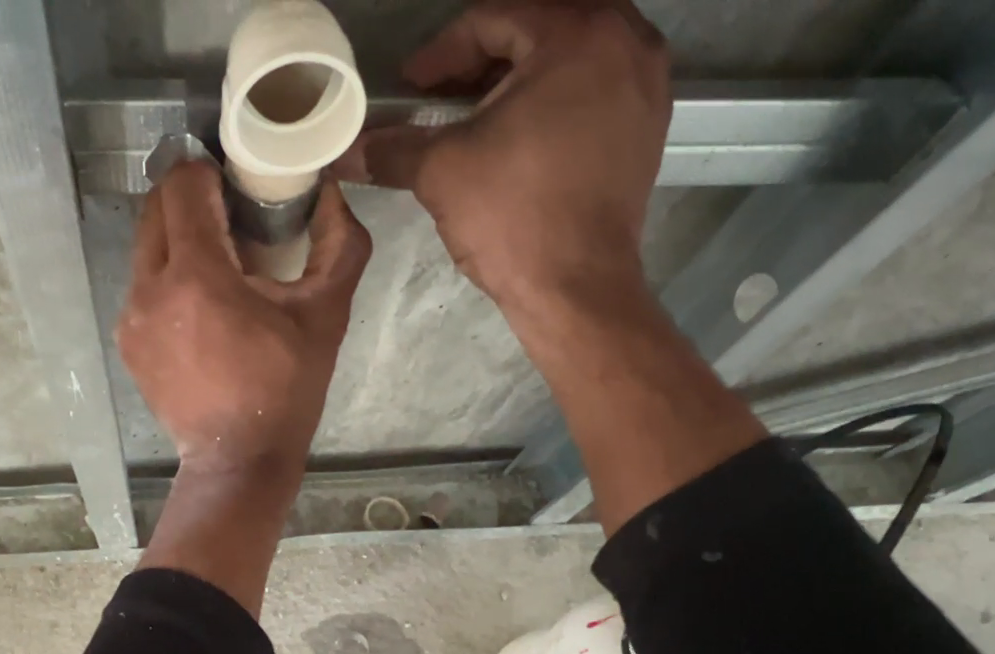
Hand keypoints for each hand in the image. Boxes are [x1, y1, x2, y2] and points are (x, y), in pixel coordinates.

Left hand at [118, 161, 370, 481]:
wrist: (237, 459)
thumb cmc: (285, 389)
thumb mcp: (325, 314)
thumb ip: (338, 244)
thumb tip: (330, 194)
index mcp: (197, 276)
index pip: (182, 186)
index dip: (209, 173)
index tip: (236, 184)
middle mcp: (150, 289)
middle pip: (155, 209)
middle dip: (190, 200)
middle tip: (229, 216)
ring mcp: (131, 319)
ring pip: (145, 248)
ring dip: (178, 239)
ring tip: (218, 265)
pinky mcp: (127, 342)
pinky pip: (141, 287)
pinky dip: (167, 279)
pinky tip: (200, 307)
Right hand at [333, 0, 669, 306]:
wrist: (576, 287)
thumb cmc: (511, 217)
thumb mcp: (440, 172)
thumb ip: (392, 147)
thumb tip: (344, 151)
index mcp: (576, 35)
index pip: (493, 18)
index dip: (440, 53)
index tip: (410, 87)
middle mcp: (625, 41)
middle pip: (537, 27)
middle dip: (482, 58)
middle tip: (441, 92)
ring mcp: (646, 82)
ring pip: (569, 54)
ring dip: (518, 75)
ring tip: (474, 114)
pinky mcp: (649, 124)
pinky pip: (594, 85)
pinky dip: (553, 97)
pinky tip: (517, 134)